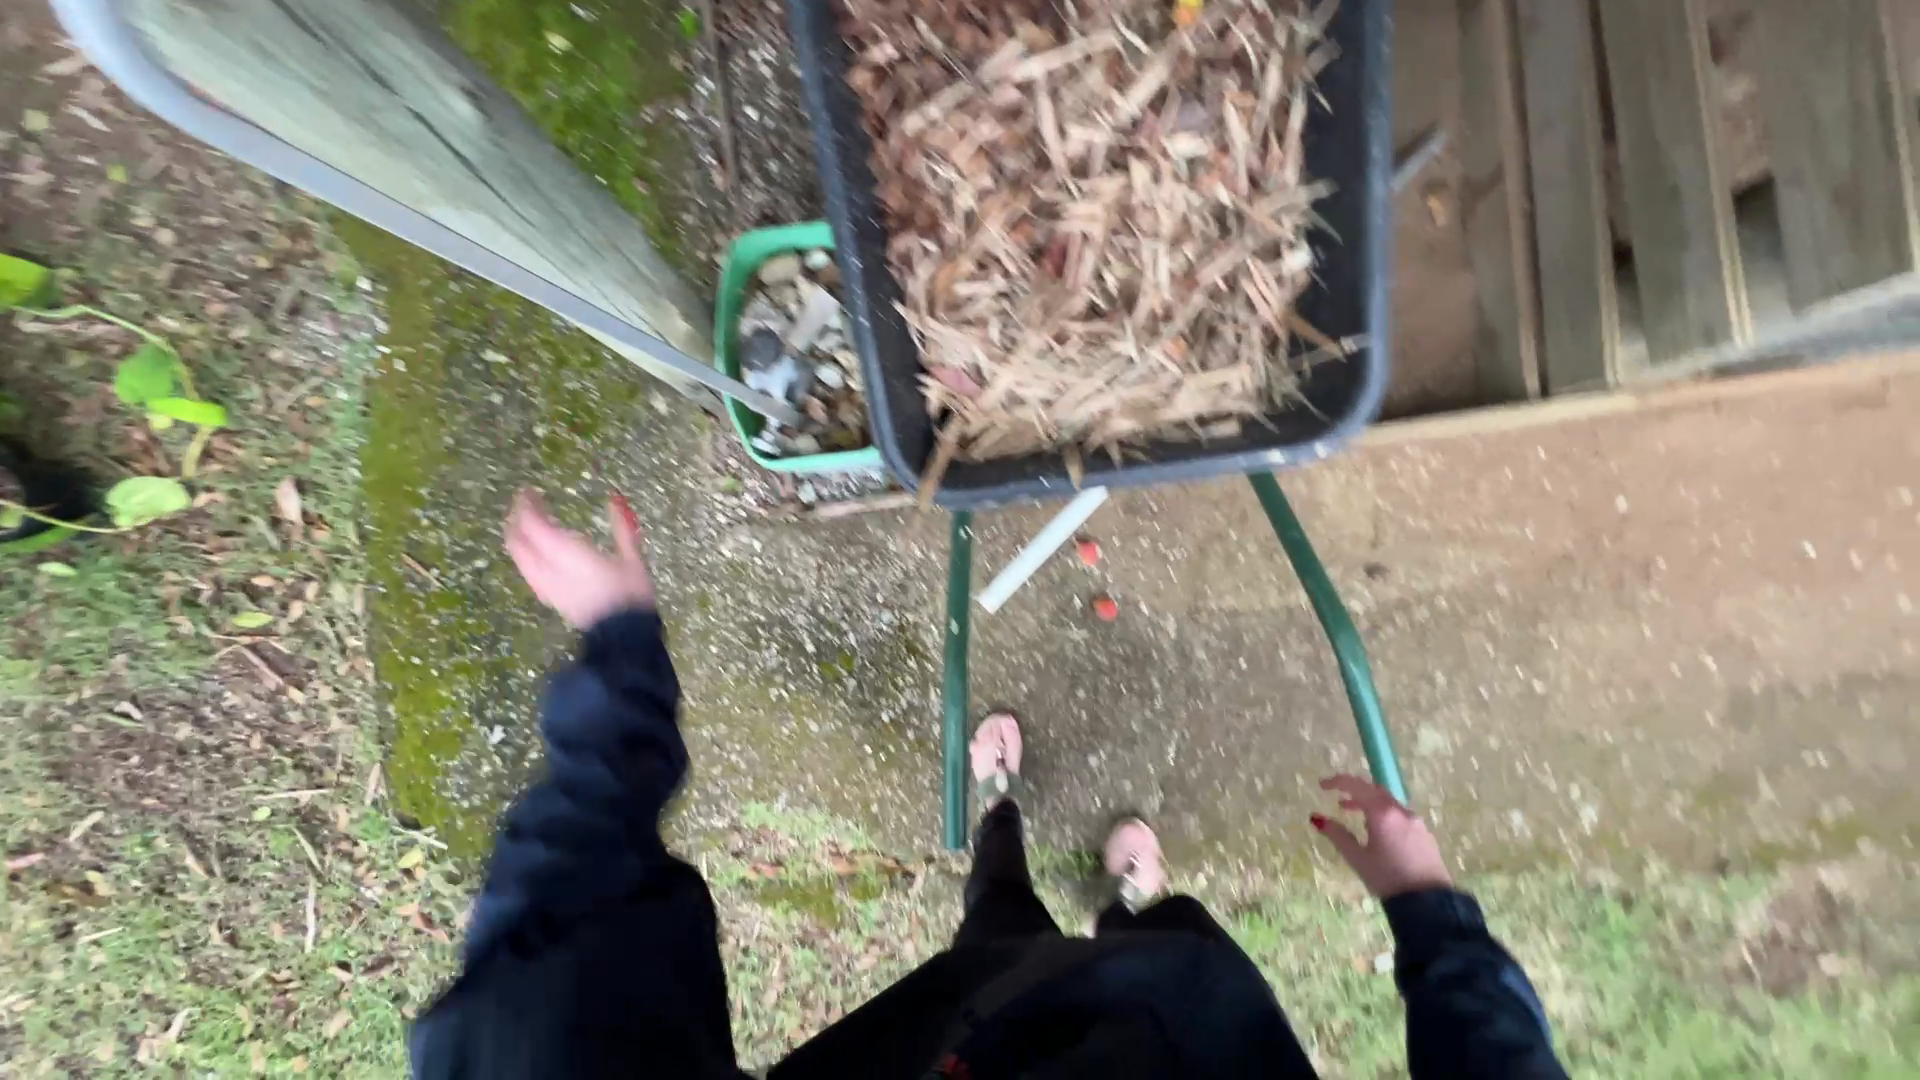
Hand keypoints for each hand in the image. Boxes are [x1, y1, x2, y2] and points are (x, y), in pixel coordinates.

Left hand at [504, 490, 654, 628]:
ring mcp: (544, 584)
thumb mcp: (632, 559)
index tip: (529, 490)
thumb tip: (616, 499)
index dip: (527, 504)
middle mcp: (548, 567)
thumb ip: (622, 529)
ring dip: (517, 536)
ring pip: (518, 555)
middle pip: (518, 538)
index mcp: (567, 552)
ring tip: (525, 525)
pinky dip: (525, 554)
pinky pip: (526, 569)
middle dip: (516, 518)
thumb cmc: (630, 594)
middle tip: (523, 504)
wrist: (621, 634)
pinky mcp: (547, 596)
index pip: (534, 522)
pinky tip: (536, 553)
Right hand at [1311, 774, 1452, 898]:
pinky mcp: (1426, 836)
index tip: (1322, 786)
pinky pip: (1401, 816)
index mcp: (1382, 813)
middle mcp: (1401, 811)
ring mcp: (1416, 823)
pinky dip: (1385, 816)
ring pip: (1389, 803)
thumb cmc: (1387, 878)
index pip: (1357, 786)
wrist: (1430, 904)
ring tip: (1357, 818)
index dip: (1337, 782)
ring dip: (1370, 805)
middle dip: (1355, 792)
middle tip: (1339, 801)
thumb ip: (1337, 835)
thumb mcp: (1357, 857)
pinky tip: (1380, 834)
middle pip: (1375, 790)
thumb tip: (1316, 818)